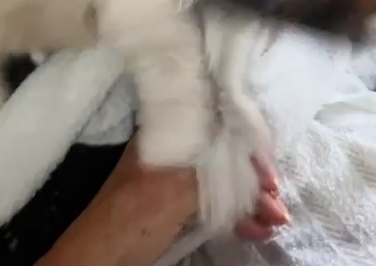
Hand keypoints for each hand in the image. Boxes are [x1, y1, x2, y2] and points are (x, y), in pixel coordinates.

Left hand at [43, 141, 287, 264]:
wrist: (97, 262)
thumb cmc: (132, 215)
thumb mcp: (175, 188)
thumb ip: (214, 172)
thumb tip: (256, 165)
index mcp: (169, 130)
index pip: (218, 124)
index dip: (247, 143)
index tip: (269, 168)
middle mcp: (175, 148)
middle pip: (224, 153)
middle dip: (254, 177)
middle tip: (277, 201)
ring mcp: (177, 179)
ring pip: (223, 181)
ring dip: (251, 200)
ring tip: (275, 221)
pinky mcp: (178, 207)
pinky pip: (216, 204)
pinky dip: (237, 215)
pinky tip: (258, 228)